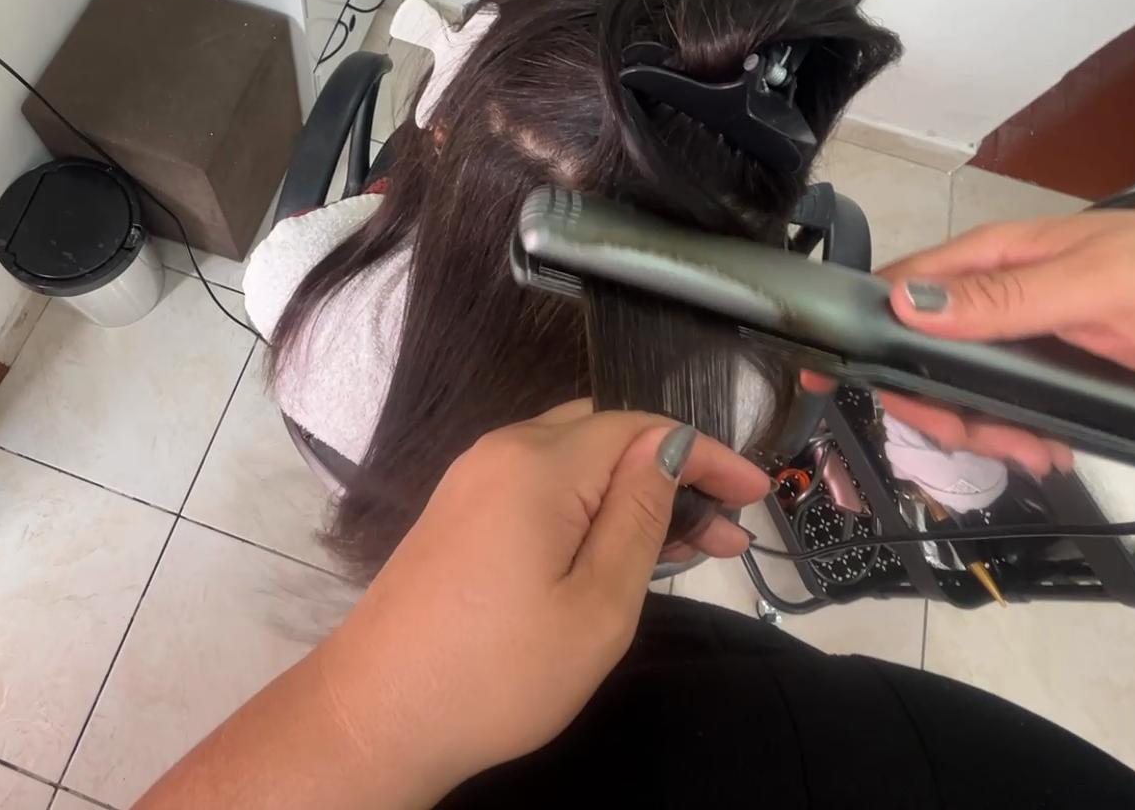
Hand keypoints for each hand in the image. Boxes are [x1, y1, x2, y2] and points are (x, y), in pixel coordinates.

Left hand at [310, 402, 769, 797]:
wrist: (379, 708)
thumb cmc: (498, 670)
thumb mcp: (596, 605)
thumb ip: (638, 517)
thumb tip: (666, 451)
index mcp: (537, 463)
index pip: (637, 427)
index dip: (702, 451)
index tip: (756, 493)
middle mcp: (500, 450)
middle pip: (603, 435)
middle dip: (669, 470)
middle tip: (724, 531)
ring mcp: (473, 476)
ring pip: (571, 458)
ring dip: (629, 489)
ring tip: (686, 545)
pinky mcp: (459, 506)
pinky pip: (537, 482)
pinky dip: (585, 502)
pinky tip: (615, 544)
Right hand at [878, 210, 1134, 463]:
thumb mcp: (1105, 287)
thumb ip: (1002, 299)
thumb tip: (904, 304)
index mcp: (999, 255)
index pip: (901, 284)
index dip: (863, 328)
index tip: (849, 377)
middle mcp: (1001, 294)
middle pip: (918, 346)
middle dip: (927, 396)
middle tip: (960, 435)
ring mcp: (1028, 336)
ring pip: (955, 384)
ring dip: (972, 424)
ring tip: (1019, 450)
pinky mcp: (1055, 374)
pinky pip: (1000, 406)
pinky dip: (1008, 434)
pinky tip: (1039, 449)